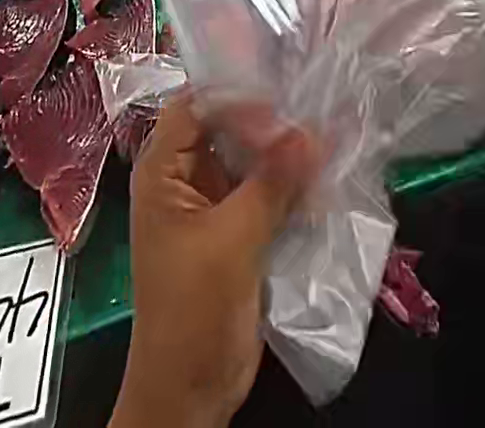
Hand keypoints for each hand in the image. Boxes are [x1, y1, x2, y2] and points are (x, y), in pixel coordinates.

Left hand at [109, 100, 316, 427]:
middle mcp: (181, 177)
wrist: (189, 386)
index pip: (193, 108)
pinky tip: (318, 175)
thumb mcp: (233, 240)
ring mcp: (208, 202)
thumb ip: (272, 183)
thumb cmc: (194, 307)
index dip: (233, 99)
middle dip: (263, 121)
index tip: (282, 101)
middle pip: (221, 129)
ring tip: (322, 137)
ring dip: (278, 152)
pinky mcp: (231, 227)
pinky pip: (258, 189)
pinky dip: (283, 182)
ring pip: (243, 159)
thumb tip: (310, 132)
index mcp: (162, 170)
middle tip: (311, 110)